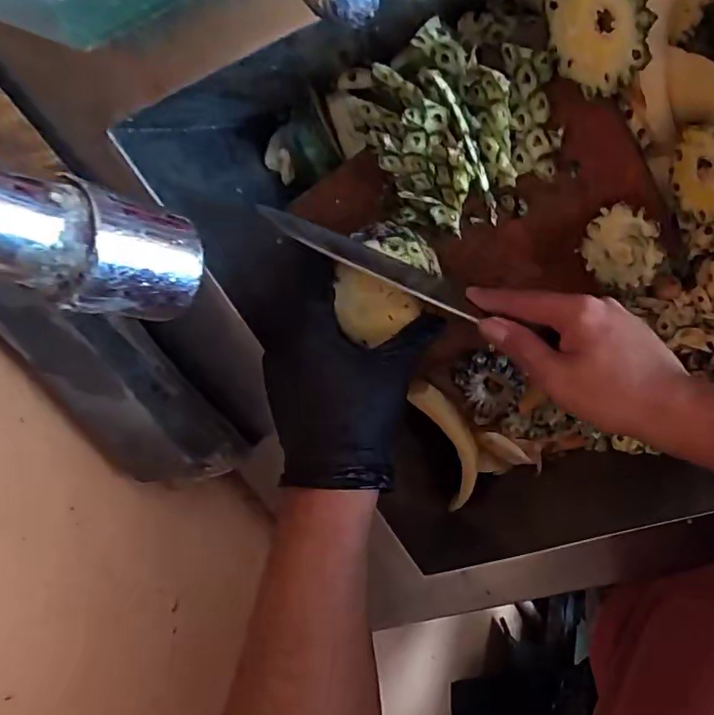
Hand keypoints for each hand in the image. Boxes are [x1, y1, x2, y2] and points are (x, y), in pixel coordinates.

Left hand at [254, 257, 443, 489]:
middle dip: (319, 282)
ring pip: (291, 320)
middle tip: (346, 274)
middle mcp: (282, 337)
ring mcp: (275, 361)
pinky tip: (331, 342)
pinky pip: (290, 343)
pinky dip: (308, 334)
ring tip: (341, 304)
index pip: (309, 276)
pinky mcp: (277, 380)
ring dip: (313, 310)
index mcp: (307, 326)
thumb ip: (414, 337)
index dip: (324, 258)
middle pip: (296, 295)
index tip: (342, 249)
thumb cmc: (363, 411)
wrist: (333, 466)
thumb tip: (438, 316)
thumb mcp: (393, 370)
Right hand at [470, 288, 700, 443]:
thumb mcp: (557, 377)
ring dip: (552, 334)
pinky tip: (578, 363)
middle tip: (505, 341)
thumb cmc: (610, 397)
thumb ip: (523, 346)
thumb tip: (489, 323)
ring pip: (573, 319)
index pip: (525, 300)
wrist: (672, 407)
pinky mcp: (633, 328)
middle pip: (550, 308)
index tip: (470, 294)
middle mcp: (599, 302)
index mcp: (577, 310)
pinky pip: (592, 327)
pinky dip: (574, 339)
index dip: (495, 300)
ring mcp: (620, 313)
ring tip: (544, 362)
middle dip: (526, 322)